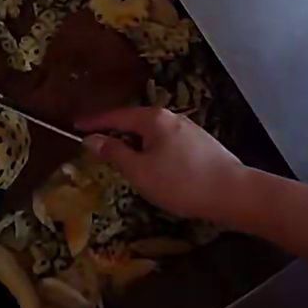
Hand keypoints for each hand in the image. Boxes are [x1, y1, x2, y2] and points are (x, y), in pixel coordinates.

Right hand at [77, 107, 252, 223]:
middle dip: (116, 132)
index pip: (117, 115)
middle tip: (96, 144)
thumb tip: (92, 139)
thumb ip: (115, 153)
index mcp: (154, 119)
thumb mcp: (141, 171)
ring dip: (135, 143)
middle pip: (135, 121)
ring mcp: (188, 129)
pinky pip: (166, 141)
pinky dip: (151, 150)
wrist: (231, 192)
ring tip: (122, 159)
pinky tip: (153, 167)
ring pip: (152, 133)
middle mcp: (171, 117)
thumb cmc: (181, 182)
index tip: (75, 125)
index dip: (95, 121)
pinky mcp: (200, 143)